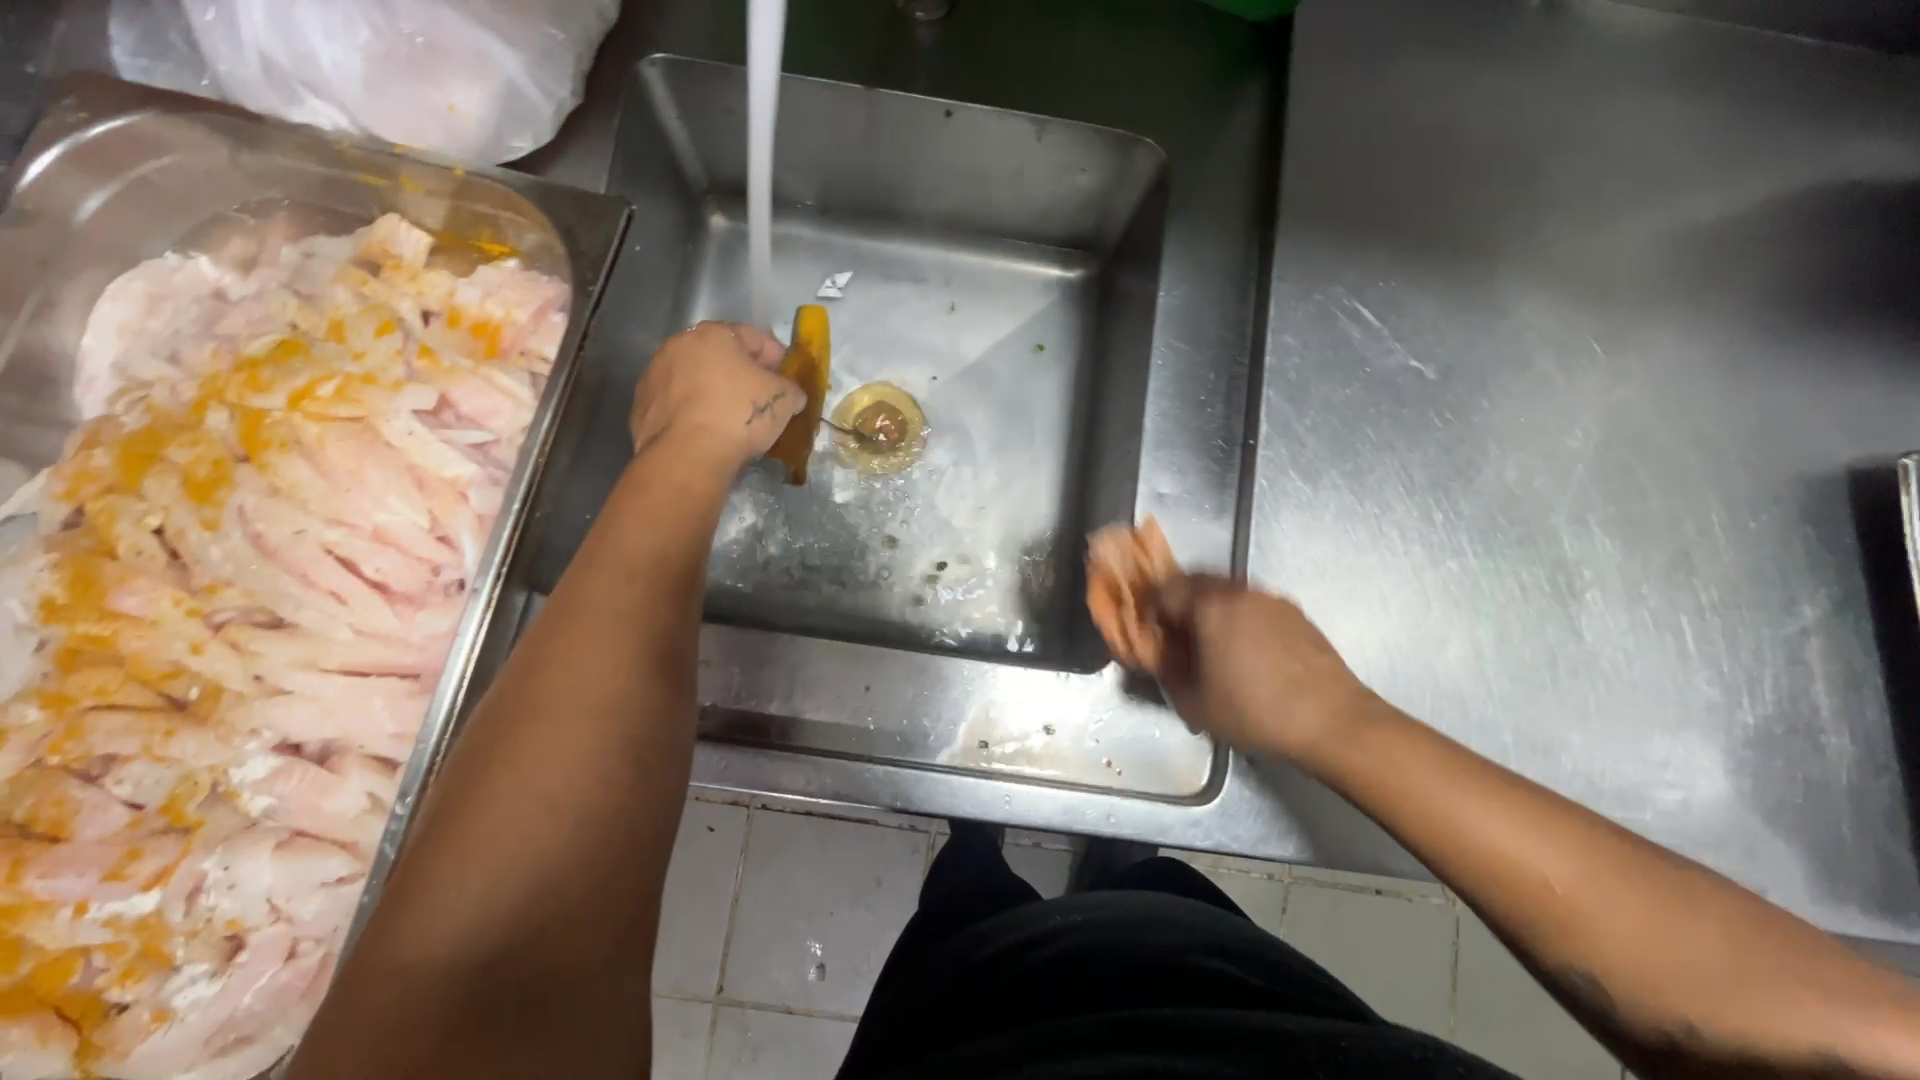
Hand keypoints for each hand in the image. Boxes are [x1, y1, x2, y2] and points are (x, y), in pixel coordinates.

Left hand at [629, 321, 803, 471]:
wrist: (687, 456)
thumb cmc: (739, 415)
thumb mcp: (784, 399)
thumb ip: (791, 389)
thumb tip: (792, 394)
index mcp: (714, 334)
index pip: (754, 337)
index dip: (775, 356)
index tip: (786, 378)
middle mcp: (678, 345)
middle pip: (719, 355)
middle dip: (740, 372)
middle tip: (759, 397)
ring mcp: (654, 375)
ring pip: (693, 379)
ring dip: (712, 391)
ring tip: (730, 419)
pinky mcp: (641, 407)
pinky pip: (676, 404)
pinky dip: (691, 413)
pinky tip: (705, 433)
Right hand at [1153, 576, 1379, 764]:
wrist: (1333, 721)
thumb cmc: (1256, 713)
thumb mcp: (1195, 704)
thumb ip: (1166, 674)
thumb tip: (1158, 658)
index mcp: (1210, 606)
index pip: (1164, 590)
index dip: (1150, 612)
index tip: (1151, 638)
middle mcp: (1239, 592)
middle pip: (1195, 582)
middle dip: (1179, 605)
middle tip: (1176, 638)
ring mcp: (1272, 599)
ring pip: (1226, 592)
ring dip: (1210, 611)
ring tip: (1211, 647)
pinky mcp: (1296, 614)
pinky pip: (1253, 605)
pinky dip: (1238, 618)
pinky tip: (1245, 653)